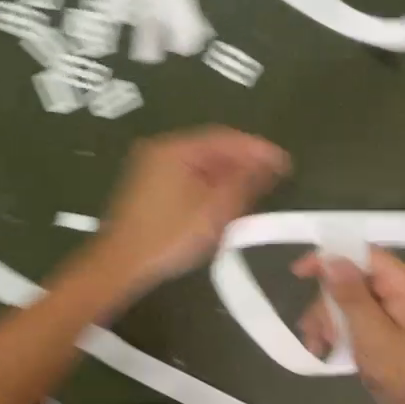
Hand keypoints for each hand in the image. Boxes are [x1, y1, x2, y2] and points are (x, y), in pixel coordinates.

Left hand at [91, 126, 289, 291]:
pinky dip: (208, 187)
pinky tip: (224, 203)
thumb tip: (271, 162)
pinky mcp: (145, 191)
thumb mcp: (216, 209)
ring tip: (253, 192)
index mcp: (175, 148)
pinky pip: (185, 179)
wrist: (120, 265)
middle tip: (273, 178)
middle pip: (211, 149)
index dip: (257, 149)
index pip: (225, 138)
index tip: (284, 162)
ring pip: (198, 166)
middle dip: (243, 163)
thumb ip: (246, 182)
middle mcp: (159, 151)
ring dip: (226, 177)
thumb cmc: (169, 235)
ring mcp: (149, 170)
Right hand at [293, 249, 404, 403]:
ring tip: (319, 346)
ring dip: (325, 320)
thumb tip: (331, 260)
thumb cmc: (402, 372)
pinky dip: (333, 329)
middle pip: (346, 278)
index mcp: (403, 283)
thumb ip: (351, 296)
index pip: (361, 254)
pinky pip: (348, 314)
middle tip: (317, 333)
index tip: (297, 273)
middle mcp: (397, 287)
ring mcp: (389, 305)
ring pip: (342, 298)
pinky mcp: (380, 321)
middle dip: (326, 305)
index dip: (328, 259)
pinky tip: (324, 348)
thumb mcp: (372, 335)